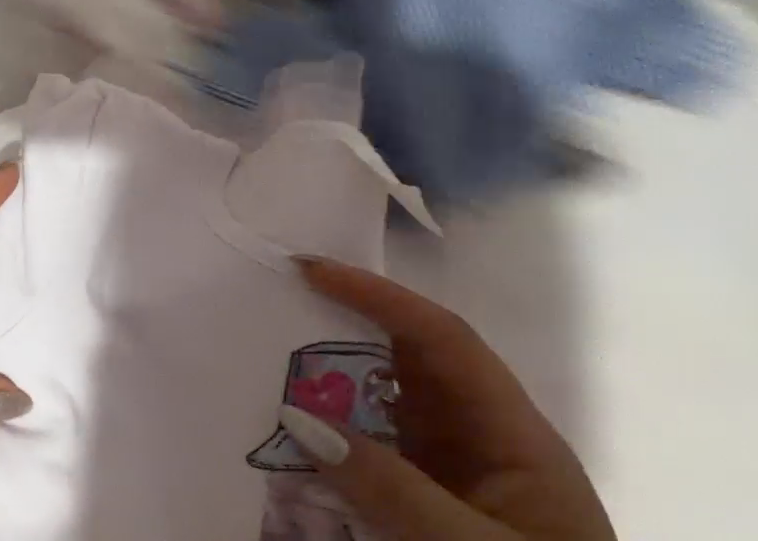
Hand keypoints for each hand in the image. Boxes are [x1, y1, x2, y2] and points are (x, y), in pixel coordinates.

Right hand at [281, 257, 615, 540]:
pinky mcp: (423, 503)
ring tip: (259, 368)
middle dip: (339, 331)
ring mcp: (450, 473)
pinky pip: (366, 451)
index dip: (379, 296)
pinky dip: (326, 440)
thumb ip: (390, 486)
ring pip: (379, 405)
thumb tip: (299, 417)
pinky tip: (282, 440)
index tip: (311, 271)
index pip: (443, 339)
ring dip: (323, 388)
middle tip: (268, 311)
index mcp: (514, 435)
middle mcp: (479, 441)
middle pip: (403, 363)